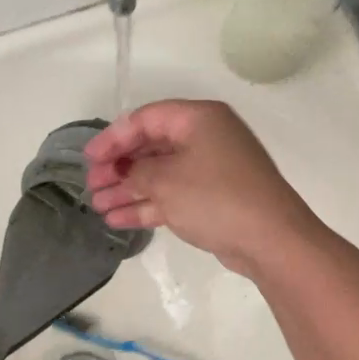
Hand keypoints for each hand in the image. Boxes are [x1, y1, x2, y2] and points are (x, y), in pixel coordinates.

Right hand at [85, 100, 320, 276]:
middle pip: (151, 147)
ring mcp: (209, 170)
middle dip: (118, 167)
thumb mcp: (166, 180)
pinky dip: (145, 206)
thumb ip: (136, 171)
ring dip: (127, 190)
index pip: (145, 119)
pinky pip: (170, 196)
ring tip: (97, 206)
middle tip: (91, 185)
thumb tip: (125, 172)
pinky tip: (117, 220)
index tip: (89, 159)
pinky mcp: (211, 199)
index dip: (113, 137)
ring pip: (158, 175)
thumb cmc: (216, 198)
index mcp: (198, 119)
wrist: (270, 240)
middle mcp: (204, 138)